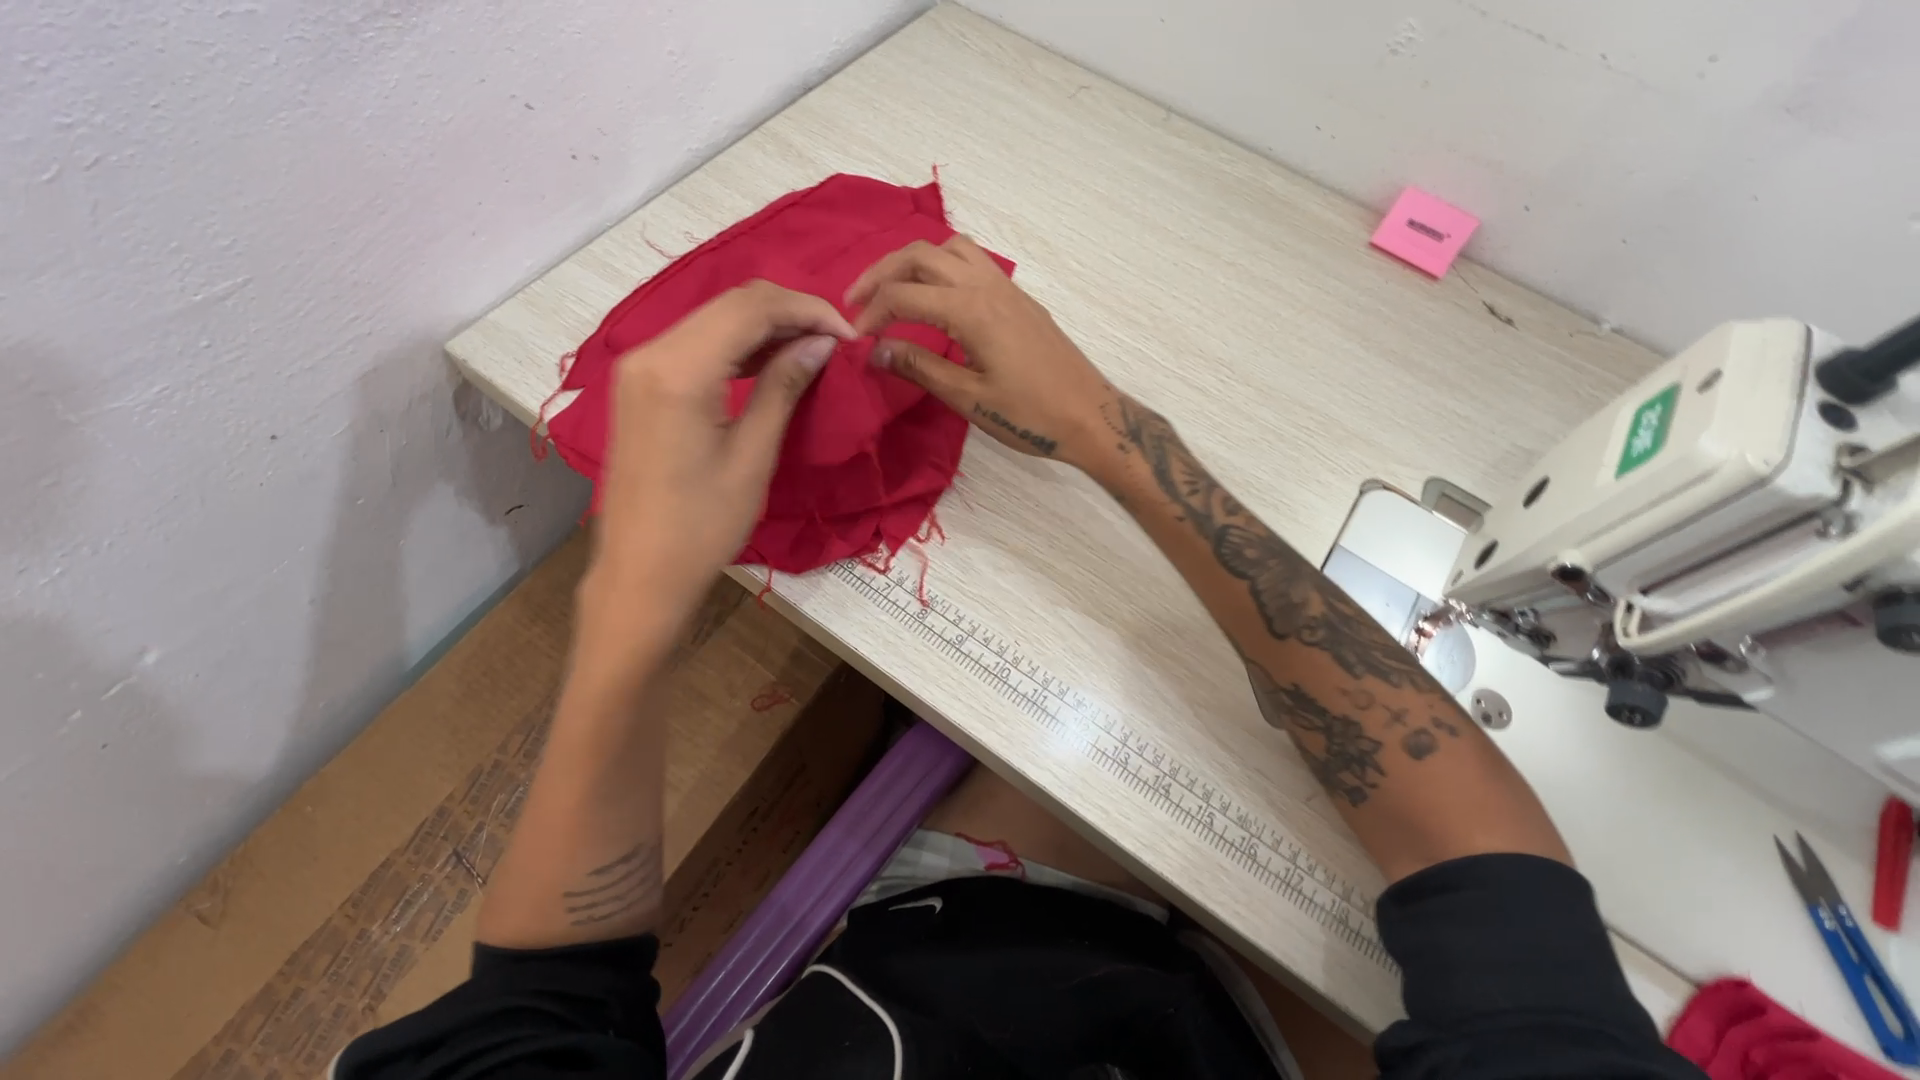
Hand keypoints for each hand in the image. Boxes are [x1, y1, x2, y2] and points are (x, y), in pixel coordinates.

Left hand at [581, 280, 854, 656]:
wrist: (641, 572)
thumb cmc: (703, 526)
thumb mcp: (753, 455)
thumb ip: (784, 387)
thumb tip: (821, 343)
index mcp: (679, 370)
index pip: (751, 307)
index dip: (808, 310)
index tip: (850, 334)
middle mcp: (650, 353)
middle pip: (731, 303)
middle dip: (789, 312)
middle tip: (836, 340)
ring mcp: (639, 366)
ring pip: (713, 318)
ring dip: (765, 325)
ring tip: (813, 349)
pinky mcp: (639, 383)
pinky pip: (695, 343)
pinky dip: (736, 344)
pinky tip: (771, 361)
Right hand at [845, 236, 1117, 469]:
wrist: (1089, 415)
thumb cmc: (1029, 415)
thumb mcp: (968, 399)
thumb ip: (920, 368)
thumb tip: (876, 351)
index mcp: (971, 311)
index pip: (904, 295)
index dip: (871, 313)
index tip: (853, 338)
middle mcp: (987, 286)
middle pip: (921, 255)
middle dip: (881, 273)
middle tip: (855, 301)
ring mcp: (1006, 288)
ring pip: (949, 249)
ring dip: (913, 262)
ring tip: (891, 291)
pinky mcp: (1018, 299)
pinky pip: (972, 261)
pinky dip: (941, 266)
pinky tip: (933, 295)